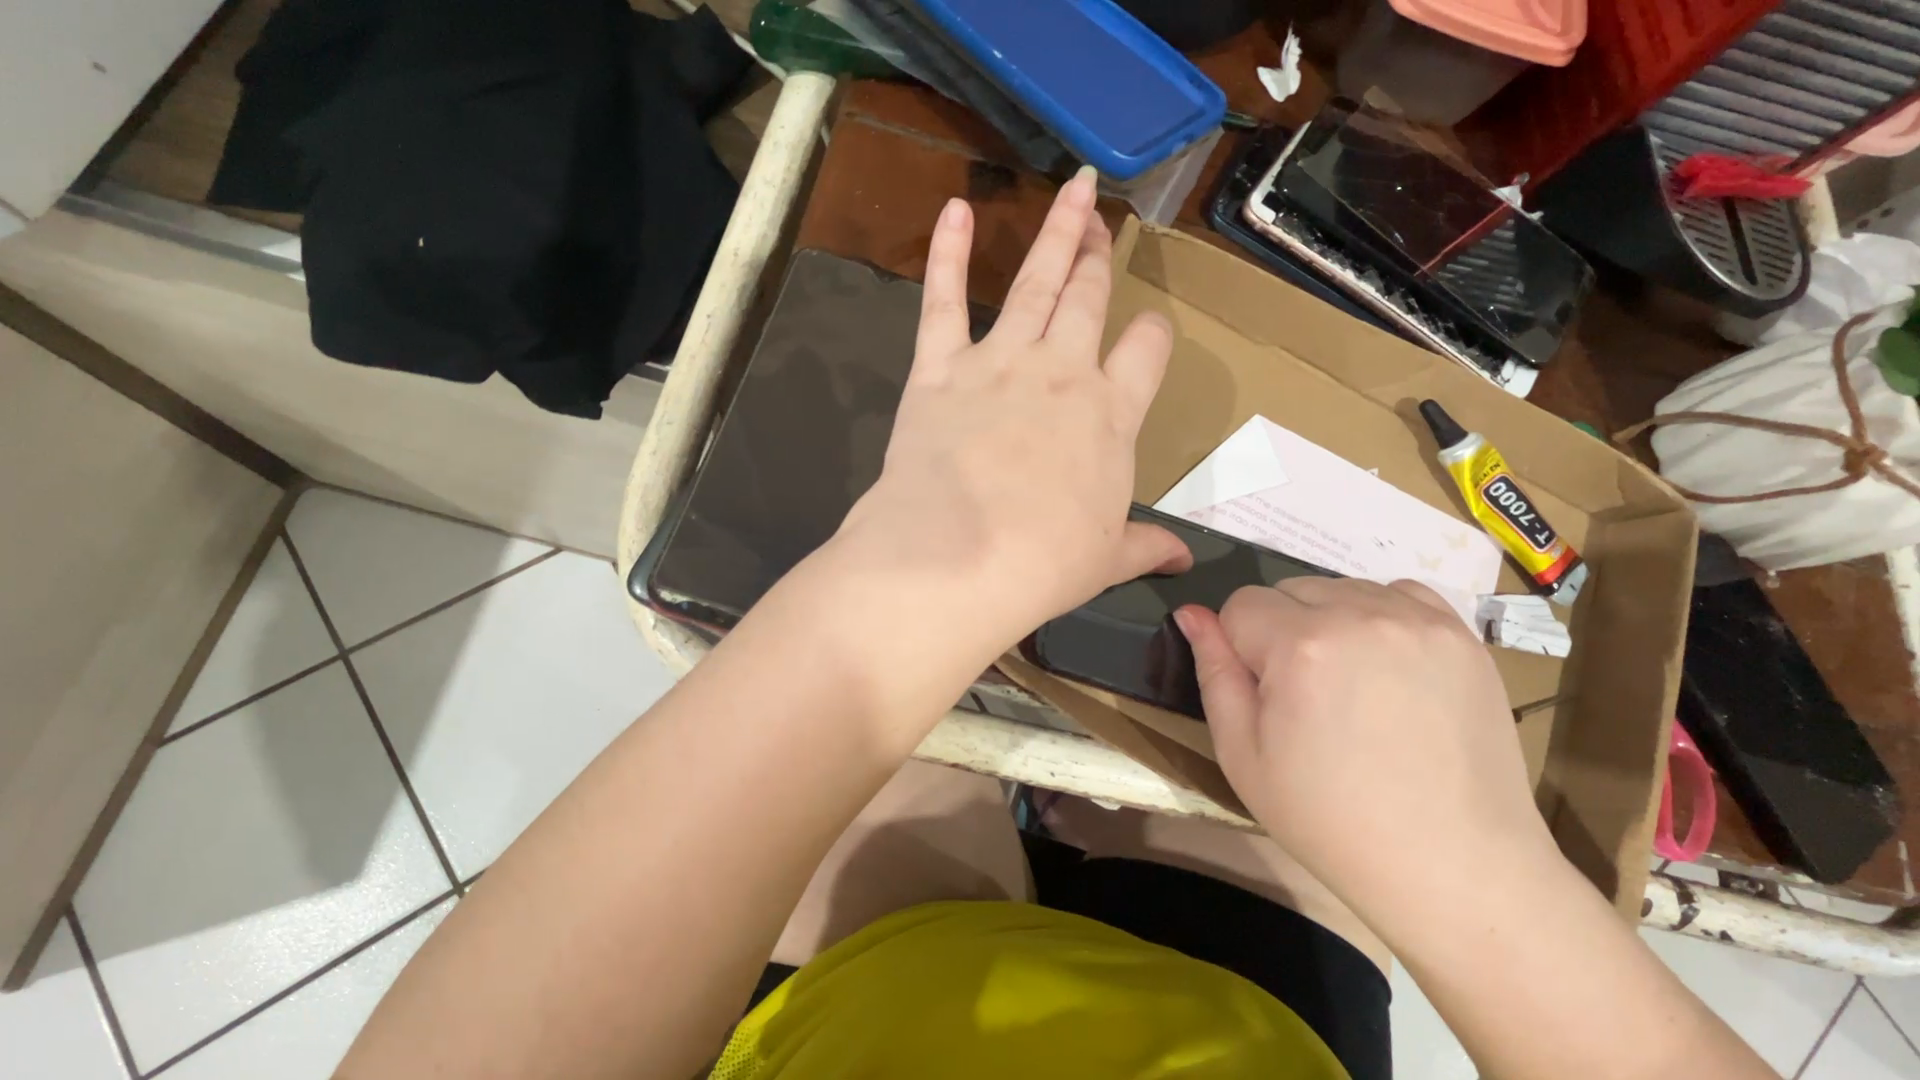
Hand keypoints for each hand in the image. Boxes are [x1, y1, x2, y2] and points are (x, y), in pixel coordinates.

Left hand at [821, 167, 1190, 670]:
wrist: (958, 559)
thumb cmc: (1042, 564)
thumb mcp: (1106, 559)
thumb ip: (1146, 547)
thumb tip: (1186, 561)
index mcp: (1111, 415)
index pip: (1146, 351)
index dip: (1151, 334)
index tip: (1150, 330)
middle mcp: (1062, 373)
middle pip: (1089, 299)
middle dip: (1099, 256)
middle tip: (1102, 217)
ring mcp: (1000, 363)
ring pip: (1035, 284)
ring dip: (1056, 234)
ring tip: (1071, 192)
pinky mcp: (940, 367)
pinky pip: (943, 300)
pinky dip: (948, 253)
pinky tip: (955, 209)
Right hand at [1177, 579, 1558, 923]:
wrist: (1452, 865)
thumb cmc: (1330, 820)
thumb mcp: (1243, 756)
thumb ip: (1214, 673)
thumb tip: (1191, 614)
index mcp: (1299, 646)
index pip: (1240, 605)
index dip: (1238, 648)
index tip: (1262, 697)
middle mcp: (1361, 615)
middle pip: (1291, 589)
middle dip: (1281, 630)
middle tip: (1305, 697)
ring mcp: (1420, 622)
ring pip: (1344, 589)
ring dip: (1331, 621)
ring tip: (1349, 685)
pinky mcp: (1463, 637)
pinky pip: (1401, 594)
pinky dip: (1381, 617)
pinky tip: (1388, 667)